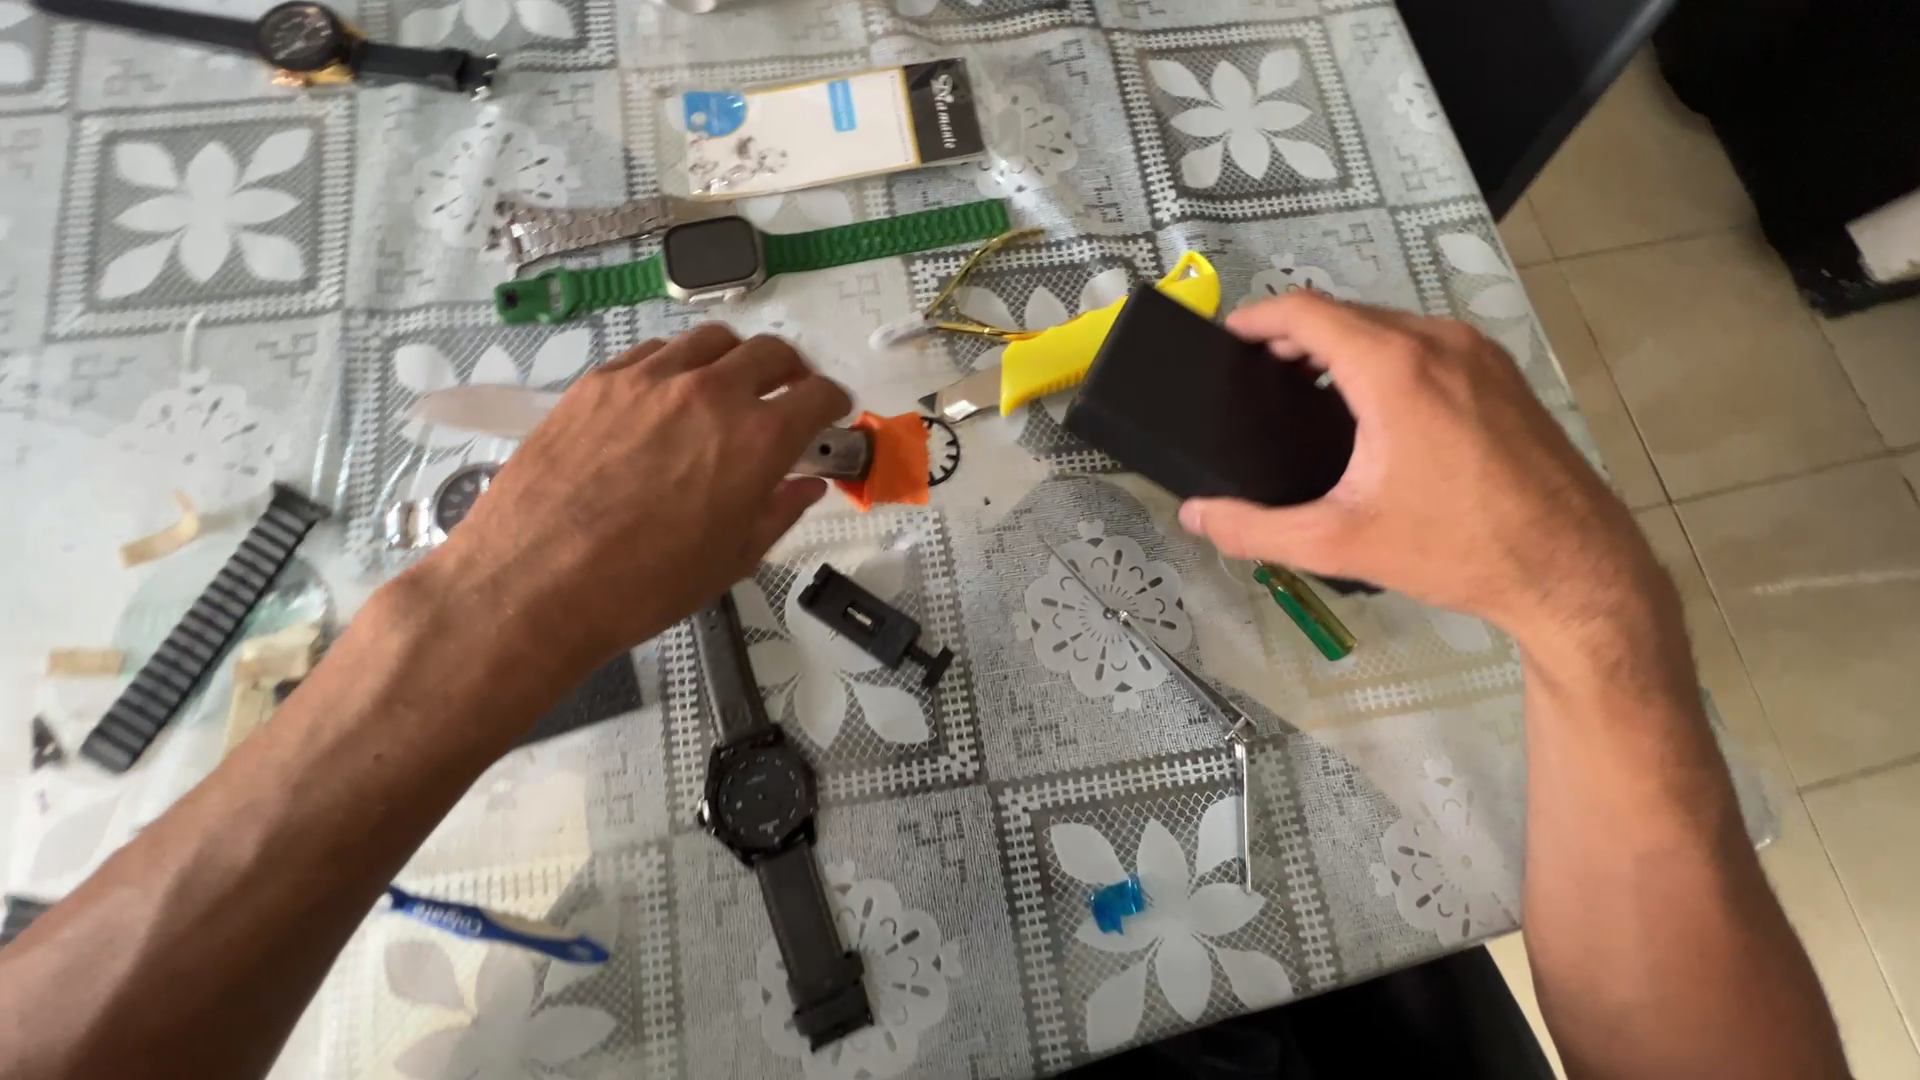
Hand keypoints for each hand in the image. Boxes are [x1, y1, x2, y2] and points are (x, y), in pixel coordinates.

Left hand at [418, 324, 850, 675]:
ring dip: (735, 359)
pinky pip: (656, 352)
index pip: (816, 396)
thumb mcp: (734, 558)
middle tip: (786, 395)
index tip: (831, 411)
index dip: (833, 402)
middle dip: (791, 371)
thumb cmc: (649, 585)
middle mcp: (711, 393)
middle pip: (770, 352)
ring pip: (712, 340)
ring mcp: (651, 380)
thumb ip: (780, 511)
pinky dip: (680, 364)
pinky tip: (669, 396)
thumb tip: (806, 485)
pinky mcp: (600, 381)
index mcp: (758, 440)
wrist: (537, 582)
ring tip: (729, 387)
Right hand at [1178, 292, 1662, 642]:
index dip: (1258, 318)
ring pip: (1388, 324)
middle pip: (1347, 312)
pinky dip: (1379, 354)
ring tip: (1300, 383)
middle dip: (1293, 333)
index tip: (1226, 337)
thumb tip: (1193, 514)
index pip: (1308, 312)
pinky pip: (1422, 342)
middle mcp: (1439, 343)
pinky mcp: (1501, 374)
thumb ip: (1252, 528)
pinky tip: (1365, 401)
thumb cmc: (1455, 549)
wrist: (1574, 568)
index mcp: (1394, 370)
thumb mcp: (1337, 543)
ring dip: (1338, 342)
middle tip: (1253, 371)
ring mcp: (1479, 353)